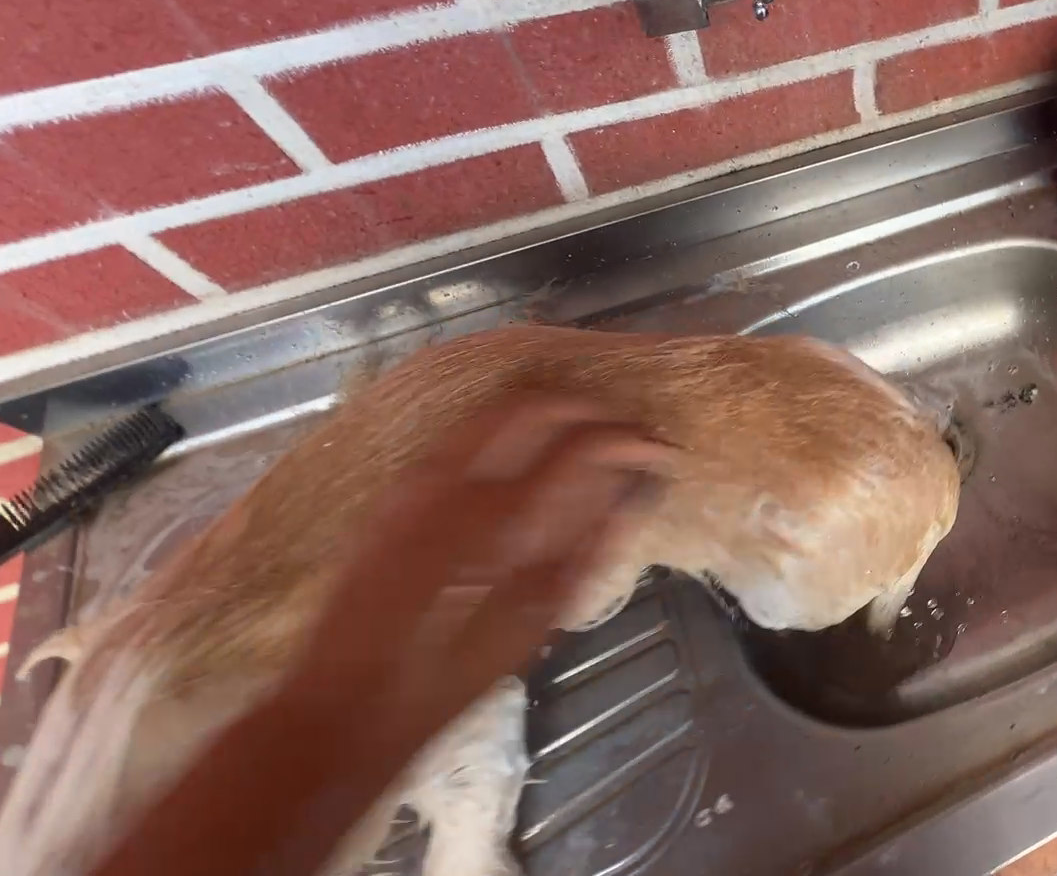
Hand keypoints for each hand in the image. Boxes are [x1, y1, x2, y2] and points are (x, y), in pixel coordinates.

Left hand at [285, 397, 674, 746]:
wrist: (342, 707)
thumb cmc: (454, 672)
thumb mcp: (539, 617)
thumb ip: (592, 544)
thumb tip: (639, 490)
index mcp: (502, 518)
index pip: (581, 445)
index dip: (628, 437)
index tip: (656, 446)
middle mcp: (455, 484)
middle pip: (533, 406)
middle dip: (586, 407)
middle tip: (619, 425)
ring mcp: (415, 483)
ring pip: (490, 412)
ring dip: (544, 412)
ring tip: (578, 430)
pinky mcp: (392, 493)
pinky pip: (459, 437)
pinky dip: (502, 430)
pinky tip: (519, 454)